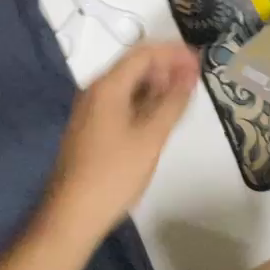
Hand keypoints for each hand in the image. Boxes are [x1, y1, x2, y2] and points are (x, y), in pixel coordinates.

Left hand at [42, 44, 199, 243]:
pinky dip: (143, 102)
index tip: (199, 61)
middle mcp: (95, 91)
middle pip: (134, 66)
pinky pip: (120, 102)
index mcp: (108, 86)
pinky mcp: (90, 128)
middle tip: (194, 81)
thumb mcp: (150, 138)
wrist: (70, 217)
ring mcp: (90, 110)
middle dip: (166, 68)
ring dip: (156, 86)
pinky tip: (158, 118)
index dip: (174, 53)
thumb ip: (172, 103)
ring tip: (181, 99)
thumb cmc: (113, 175)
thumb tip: (188, 75)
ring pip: (127, 85)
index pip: (144, 53)